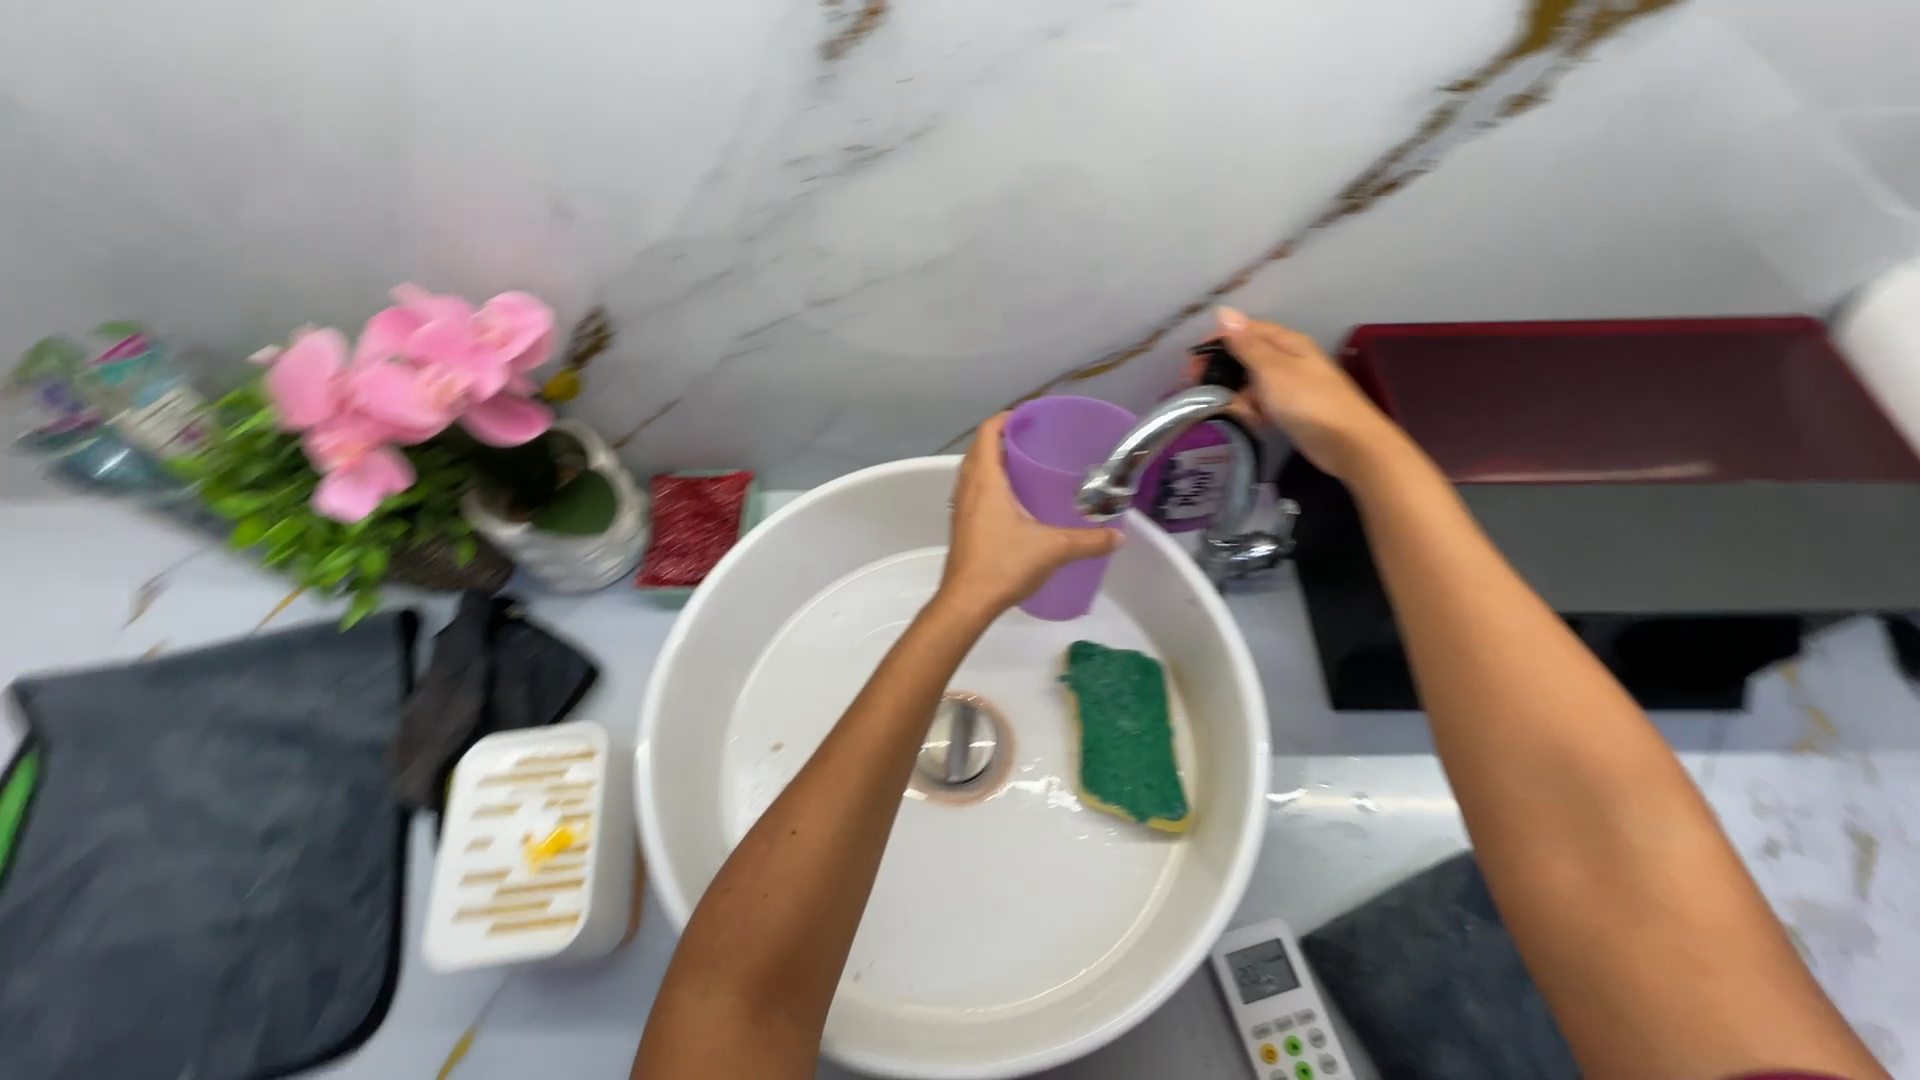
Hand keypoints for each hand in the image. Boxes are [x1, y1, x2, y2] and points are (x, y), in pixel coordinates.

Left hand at [939, 413, 1122, 617]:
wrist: (967, 602)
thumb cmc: (1004, 565)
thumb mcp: (1053, 549)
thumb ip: (1088, 540)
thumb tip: (1118, 537)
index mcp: (986, 481)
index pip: (989, 432)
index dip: (1007, 418)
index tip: (1031, 417)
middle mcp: (968, 488)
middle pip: (979, 449)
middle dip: (1003, 438)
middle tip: (1035, 440)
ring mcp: (961, 508)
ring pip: (973, 471)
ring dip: (993, 462)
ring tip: (1025, 466)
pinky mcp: (962, 526)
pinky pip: (973, 492)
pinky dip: (989, 484)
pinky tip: (1012, 500)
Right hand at [1207, 307, 1402, 478]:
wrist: (1347, 442)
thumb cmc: (1308, 401)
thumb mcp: (1271, 369)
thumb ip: (1245, 343)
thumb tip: (1223, 311)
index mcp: (1286, 342)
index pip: (1244, 331)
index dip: (1217, 342)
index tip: (1192, 362)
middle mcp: (1287, 359)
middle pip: (1244, 358)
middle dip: (1222, 372)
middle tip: (1199, 391)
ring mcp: (1289, 385)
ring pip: (1250, 383)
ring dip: (1237, 396)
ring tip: (1234, 412)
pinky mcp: (1290, 409)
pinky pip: (1260, 403)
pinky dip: (1252, 411)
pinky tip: (1252, 422)